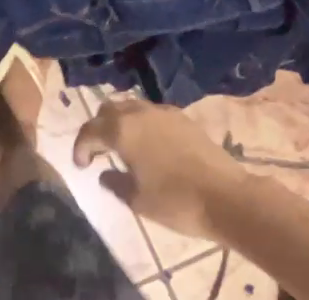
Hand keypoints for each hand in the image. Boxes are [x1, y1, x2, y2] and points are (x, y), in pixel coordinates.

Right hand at [72, 99, 248, 239]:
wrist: (228, 198)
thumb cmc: (176, 202)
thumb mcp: (138, 200)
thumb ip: (115, 183)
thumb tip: (105, 174)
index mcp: (121, 130)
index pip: (89, 131)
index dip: (80, 147)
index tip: (81, 165)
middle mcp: (138, 113)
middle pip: (108, 110)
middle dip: (99, 128)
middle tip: (99, 150)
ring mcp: (163, 112)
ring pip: (131, 107)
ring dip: (121, 122)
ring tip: (124, 145)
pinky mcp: (184, 119)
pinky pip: (152, 113)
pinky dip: (143, 124)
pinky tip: (151, 145)